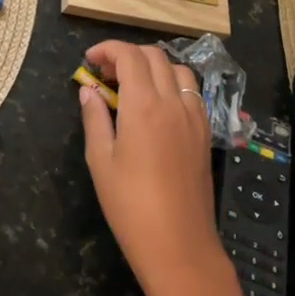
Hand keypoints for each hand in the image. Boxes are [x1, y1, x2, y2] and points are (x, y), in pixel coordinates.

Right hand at [80, 41, 264, 295]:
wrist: (180, 246)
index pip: (129, 55)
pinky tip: (158, 106)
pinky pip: (192, 92)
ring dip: (153, 66)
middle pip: (155, 55)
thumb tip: (89, 90)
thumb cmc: (131, 206)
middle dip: (127, 55)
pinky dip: (173, 84)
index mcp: (144, 105)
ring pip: (178, 70)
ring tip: (133, 85)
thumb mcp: (100, 160)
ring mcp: (194, 117)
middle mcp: (173, 102)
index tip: (89, 61)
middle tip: (106, 74)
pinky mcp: (205, 134)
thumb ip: (94, 117)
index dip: (107, 49)